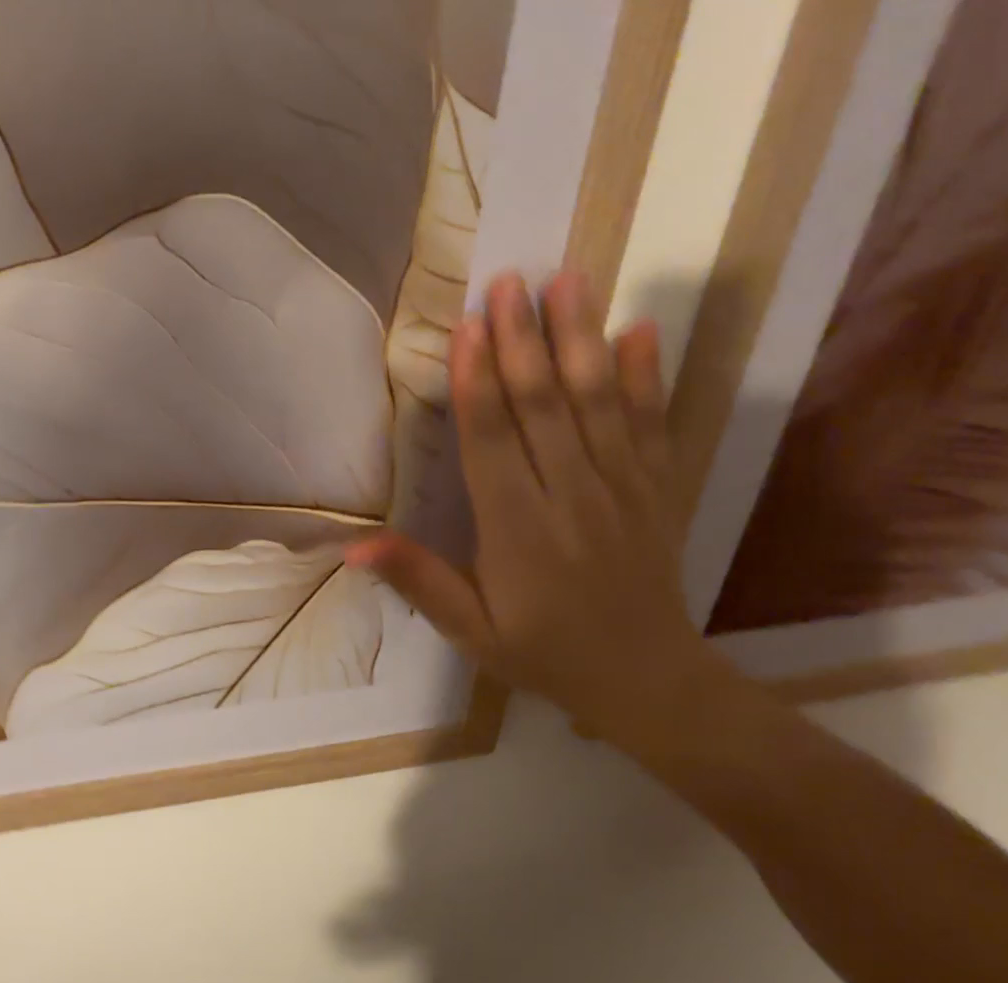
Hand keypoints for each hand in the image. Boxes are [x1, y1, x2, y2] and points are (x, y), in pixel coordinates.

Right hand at [347, 271, 712, 732]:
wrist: (646, 679)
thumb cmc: (542, 652)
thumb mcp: (469, 629)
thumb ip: (417, 581)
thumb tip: (352, 548)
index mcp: (517, 531)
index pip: (492, 442)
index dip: (479, 381)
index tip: (469, 326)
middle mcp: (571, 498)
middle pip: (544, 406)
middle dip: (523, 340)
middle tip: (508, 280)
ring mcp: (621, 489)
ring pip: (597, 402)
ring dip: (580, 339)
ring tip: (568, 280)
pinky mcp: (655, 489)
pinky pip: (652, 425)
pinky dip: (646, 377)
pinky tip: (638, 331)